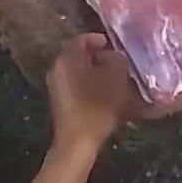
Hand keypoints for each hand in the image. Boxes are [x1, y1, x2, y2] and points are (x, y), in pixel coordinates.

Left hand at [47, 33, 135, 153]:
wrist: (77, 143)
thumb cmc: (96, 108)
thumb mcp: (115, 80)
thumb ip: (118, 62)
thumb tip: (117, 56)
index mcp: (66, 61)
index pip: (83, 39)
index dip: (103, 40)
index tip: (120, 47)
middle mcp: (58, 70)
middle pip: (82, 55)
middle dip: (103, 57)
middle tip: (123, 62)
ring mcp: (58, 86)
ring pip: (81, 70)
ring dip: (99, 71)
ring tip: (120, 78)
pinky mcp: (62, 101)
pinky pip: (79, 83)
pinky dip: (93, 83)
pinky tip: (109, 92)